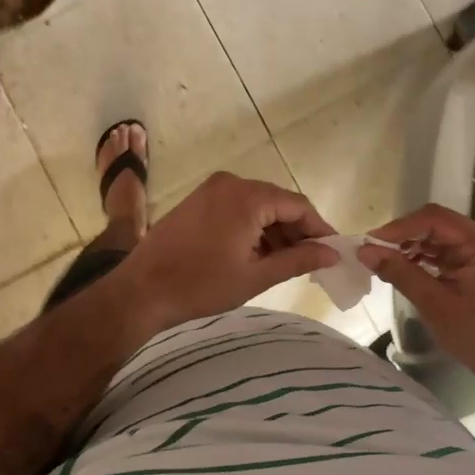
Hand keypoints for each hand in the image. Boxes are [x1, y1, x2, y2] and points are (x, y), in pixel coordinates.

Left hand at [106, 172, 335, 332]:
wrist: (141, 291)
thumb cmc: (201, 285)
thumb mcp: (256, 276)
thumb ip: (298, 260)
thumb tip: (333, 253)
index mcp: (247, 196)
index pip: (298, 205)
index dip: (319, 228)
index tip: (333, 252)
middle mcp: (230, 183)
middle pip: (277, 202)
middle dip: (296, 231)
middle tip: (310, 263)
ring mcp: (210, 189)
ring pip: (257, 205)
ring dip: (274, 231)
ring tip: (284, 264)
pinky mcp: (197, 200)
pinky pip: (236, 207)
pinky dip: (252, 228)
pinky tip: (256, 255)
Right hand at [360, 205, 474, 391]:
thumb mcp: (436, 305)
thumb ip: (401, 273)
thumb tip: (364, 250)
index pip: (435, 219)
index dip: (400, 227)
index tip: (370, 242)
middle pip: (436, 224)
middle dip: (403, 237)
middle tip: (372, 252)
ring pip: (438, 236)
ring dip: (411, 247)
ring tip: (383, 262)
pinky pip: (445, 250)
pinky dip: (423, 257)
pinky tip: (404, 268)